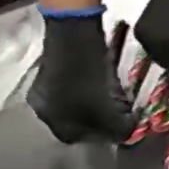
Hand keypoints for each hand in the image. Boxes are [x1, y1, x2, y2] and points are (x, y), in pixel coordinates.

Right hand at [26, 11, 132, 142]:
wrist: (74, 31)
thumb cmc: (87, 75)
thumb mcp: (105, 109)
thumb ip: (117, 129)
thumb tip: (125, 136)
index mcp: (50, 117)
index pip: (77, 138)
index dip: (101, 137)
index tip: (120, 129)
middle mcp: (43, 104)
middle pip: (78, 120)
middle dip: (103, 119)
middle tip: (123, 112)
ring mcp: (48, 85)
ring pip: (79, 103)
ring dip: (101, 103)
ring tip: (119, 96)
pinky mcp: (57, 68)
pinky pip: (79, 87)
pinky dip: (96, 88)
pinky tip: (110, 81)